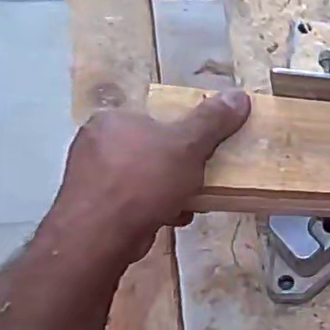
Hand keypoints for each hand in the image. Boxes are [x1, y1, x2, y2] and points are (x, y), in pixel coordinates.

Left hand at [42, 92, 250, 262]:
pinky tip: (171, 217)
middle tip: (200, 178)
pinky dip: (155, 207)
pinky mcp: (93, 205)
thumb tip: (239, 95)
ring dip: (172, 190)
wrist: (101, 234)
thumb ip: (212, 121)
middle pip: (153, 148)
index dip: (183, 134)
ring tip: (190, 202)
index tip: (202, 151)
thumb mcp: (188, 145)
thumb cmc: (144, 180)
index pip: (155, 117)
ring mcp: (90, 175)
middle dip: (180, 166)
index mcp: (113, 118)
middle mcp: (95, 142)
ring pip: (145, 176)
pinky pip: (134, 199)